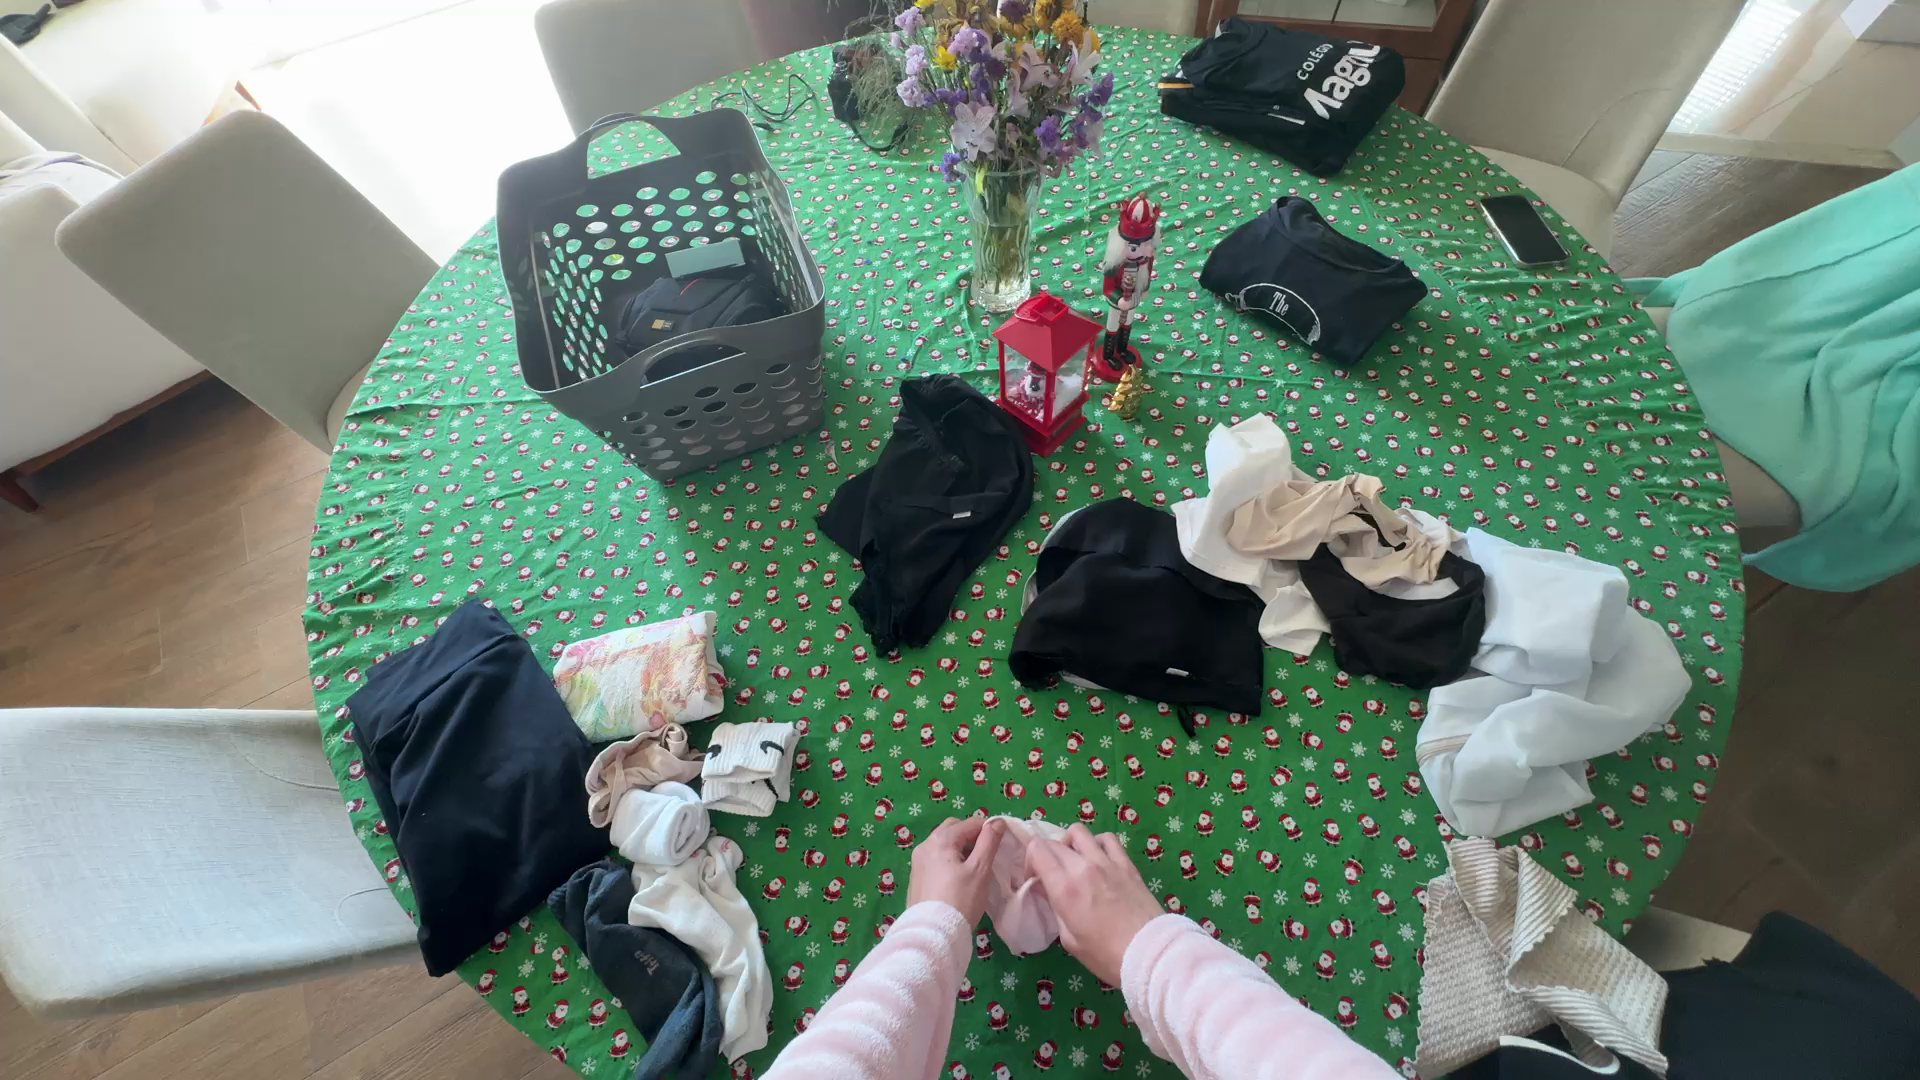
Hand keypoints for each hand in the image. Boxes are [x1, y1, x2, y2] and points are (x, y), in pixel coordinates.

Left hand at [905, 816, 1004, 925]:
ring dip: (959, 849)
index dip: (988, 830)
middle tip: (986, 855)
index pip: (970, 823)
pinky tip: (958, 879)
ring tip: (974, 868)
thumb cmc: (960, 900)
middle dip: (971, 836)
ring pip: (943, 844)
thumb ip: (989, 842)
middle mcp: (925, 844)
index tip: (1000, 844)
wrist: (932, 935)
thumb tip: (998, 821)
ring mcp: (918, 861)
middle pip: (953, 829)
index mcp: (941, 839)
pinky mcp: (916, 877)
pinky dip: (948, 861)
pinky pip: (935, 859)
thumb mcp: (980, 870)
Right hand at [1025, 824, 1164, 986]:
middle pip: (1054, 842)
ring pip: (1078, 832)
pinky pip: (1107, 838)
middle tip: (1052, 874)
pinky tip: (1098, 857)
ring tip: (1074, 861)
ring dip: (1070, 843)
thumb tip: (1046, 890)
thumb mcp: (1070, 940)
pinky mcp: (1126, 863)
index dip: (1030, 860)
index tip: (1035, 878)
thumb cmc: (1106, 955)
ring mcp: (1106, 861)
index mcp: (1064, 887)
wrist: (1150, 954)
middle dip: (1046, 855)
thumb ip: (1054, 909)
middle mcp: (1082, 867)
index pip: (1037, 849)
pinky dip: (1097, 843)